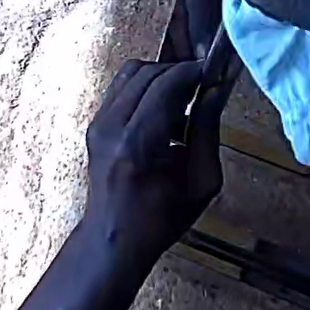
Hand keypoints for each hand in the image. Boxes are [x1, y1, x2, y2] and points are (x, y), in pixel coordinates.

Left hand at [83, 59, 229, 262]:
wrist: (114, 239)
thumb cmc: (162, 216)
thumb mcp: (202, 179)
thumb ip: (208, 129)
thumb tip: (215, 90)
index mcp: (139, 142)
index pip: (164, 84)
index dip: (190, 70)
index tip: (210, 70)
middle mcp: (113, 127)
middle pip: (146, 73)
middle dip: (177, 70)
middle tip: (200, 82)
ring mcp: (99, 124)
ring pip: (130, 73)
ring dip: (159, 75)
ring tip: (182, 94)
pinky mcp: (95, 124)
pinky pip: (120, 87)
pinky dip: (144, 86)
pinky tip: (161, 106)